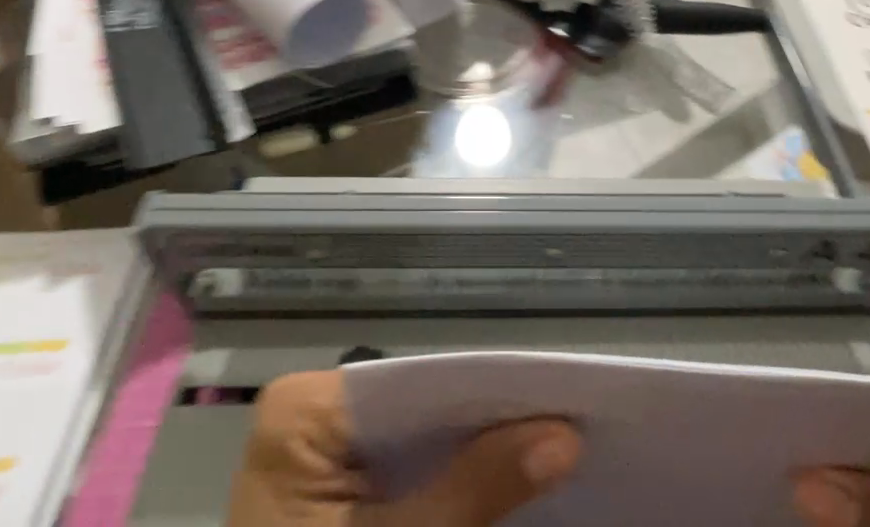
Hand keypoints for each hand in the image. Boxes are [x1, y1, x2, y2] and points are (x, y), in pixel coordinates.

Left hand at [226, 370, 583, 526]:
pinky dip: (448, 473)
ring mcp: (317, 446)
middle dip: (487, 420)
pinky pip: (401, 461)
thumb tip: (564, 437)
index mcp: (303, 410)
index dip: (488, 390)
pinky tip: (500, 475)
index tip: (557, 398)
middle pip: (418, 403)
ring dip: (475, 447)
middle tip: (566, 420)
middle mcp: (308, 412)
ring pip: (416, 432)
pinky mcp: (330, 480)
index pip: (414, 381)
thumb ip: (476, 489)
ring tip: (549, 442)